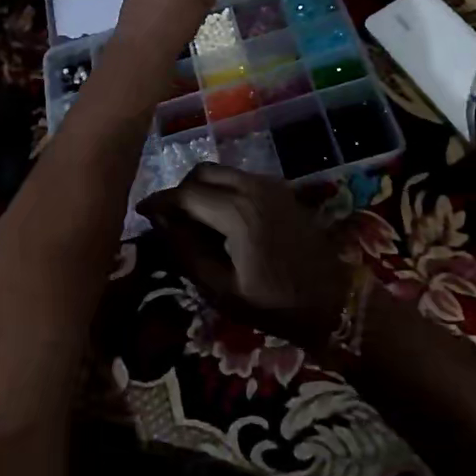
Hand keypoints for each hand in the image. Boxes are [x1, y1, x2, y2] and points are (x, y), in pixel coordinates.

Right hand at [137, 164, 354, 350]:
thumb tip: (159, 222)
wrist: (334, 302)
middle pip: (201, 173)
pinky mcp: (281, 189)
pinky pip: (239, 178)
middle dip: (180, 191)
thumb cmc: (275, 304)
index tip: (140, 212)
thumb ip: (185, 251)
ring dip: (201, 188)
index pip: (184, 194)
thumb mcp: (220, 289)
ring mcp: (270, 185)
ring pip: (221, 172)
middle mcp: (252, 187)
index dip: (158, 201)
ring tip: (192, 220)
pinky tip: (220, 218)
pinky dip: (221, 190)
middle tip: (168, 219)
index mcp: (237, 212)